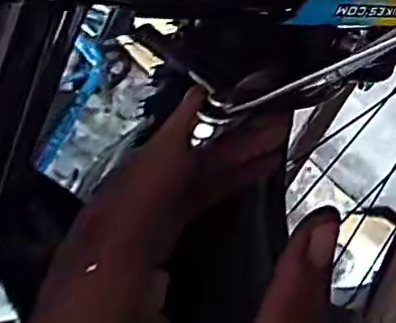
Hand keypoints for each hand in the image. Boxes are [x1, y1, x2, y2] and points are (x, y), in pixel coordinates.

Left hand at [32, 88, 337, 322]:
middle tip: (261, 129)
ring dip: (188, 186)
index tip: (210, 96)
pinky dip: (169, 220)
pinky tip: (212, 204)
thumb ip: (288, 310)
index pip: (127, 212)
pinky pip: (119, 256)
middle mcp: (71, 319)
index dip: (170, 144)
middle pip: (125, 212)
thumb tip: (324, 229)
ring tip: (252, 157)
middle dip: (198, 160)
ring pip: (120, 230)